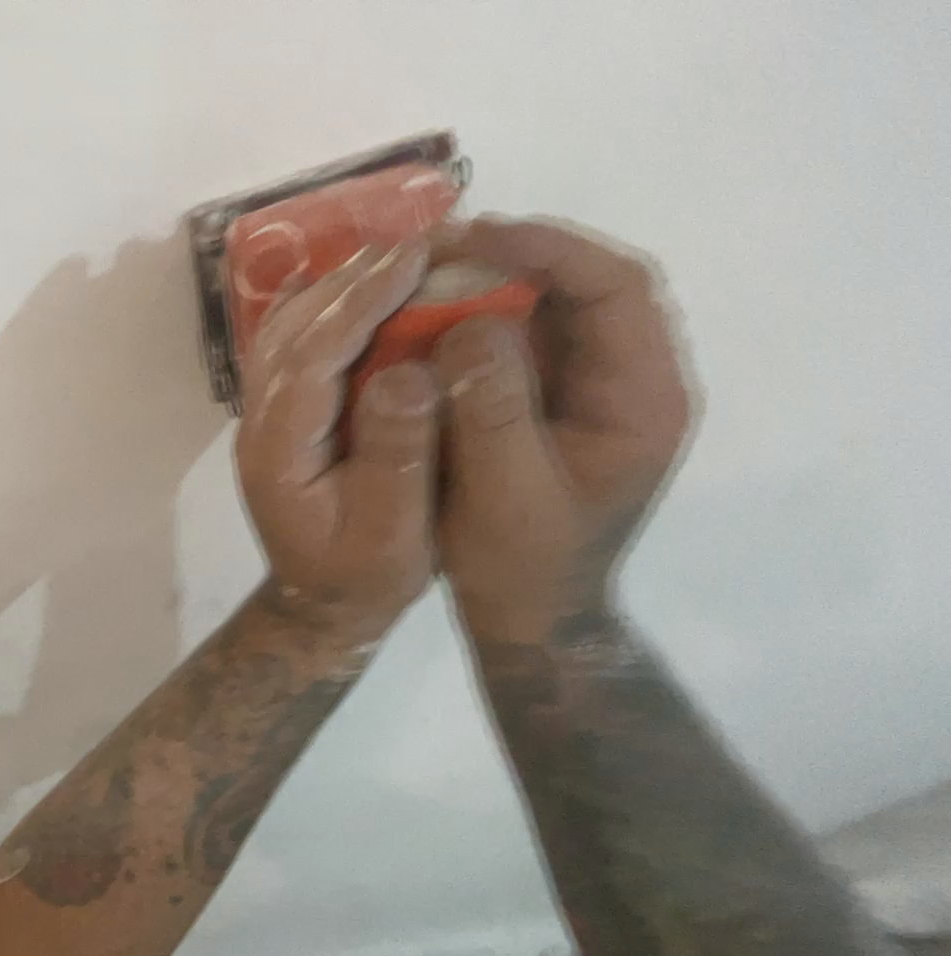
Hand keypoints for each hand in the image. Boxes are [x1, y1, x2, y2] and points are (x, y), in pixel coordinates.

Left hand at [235, 242, 440, 648]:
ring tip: (402, 250)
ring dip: (337, 288)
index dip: (361, 302)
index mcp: (279, 450)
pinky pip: (293, 348)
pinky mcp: (280, 417)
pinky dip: (326, 310)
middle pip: (292, 333)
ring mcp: (263, 418)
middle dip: (353, 280)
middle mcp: (259, 423)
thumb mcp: (391, 534)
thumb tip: (408, 373)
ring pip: (286, 334)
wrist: (321, 603)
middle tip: (421, 234)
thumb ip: (396, 456)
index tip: (416, 254)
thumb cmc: (361, 578)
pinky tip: (364, 288)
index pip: (311, 357)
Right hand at [430, 217, 693, 640]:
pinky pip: (514, 338)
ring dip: (486, 283)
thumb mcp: (504, 495)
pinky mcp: (544, 399)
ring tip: (421, 274)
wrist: (526, 609)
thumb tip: (467, 324)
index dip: (550, 251)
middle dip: (511, 256)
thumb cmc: (521, 562)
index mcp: (642, 396)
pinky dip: (470, 318)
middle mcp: (623, 377)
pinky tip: (423, 319)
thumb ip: (492, 413)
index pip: (618, 288)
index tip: (474, 238)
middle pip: (584, 285)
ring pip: (547, 305)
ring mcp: (584, 386)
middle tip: (434, 249)